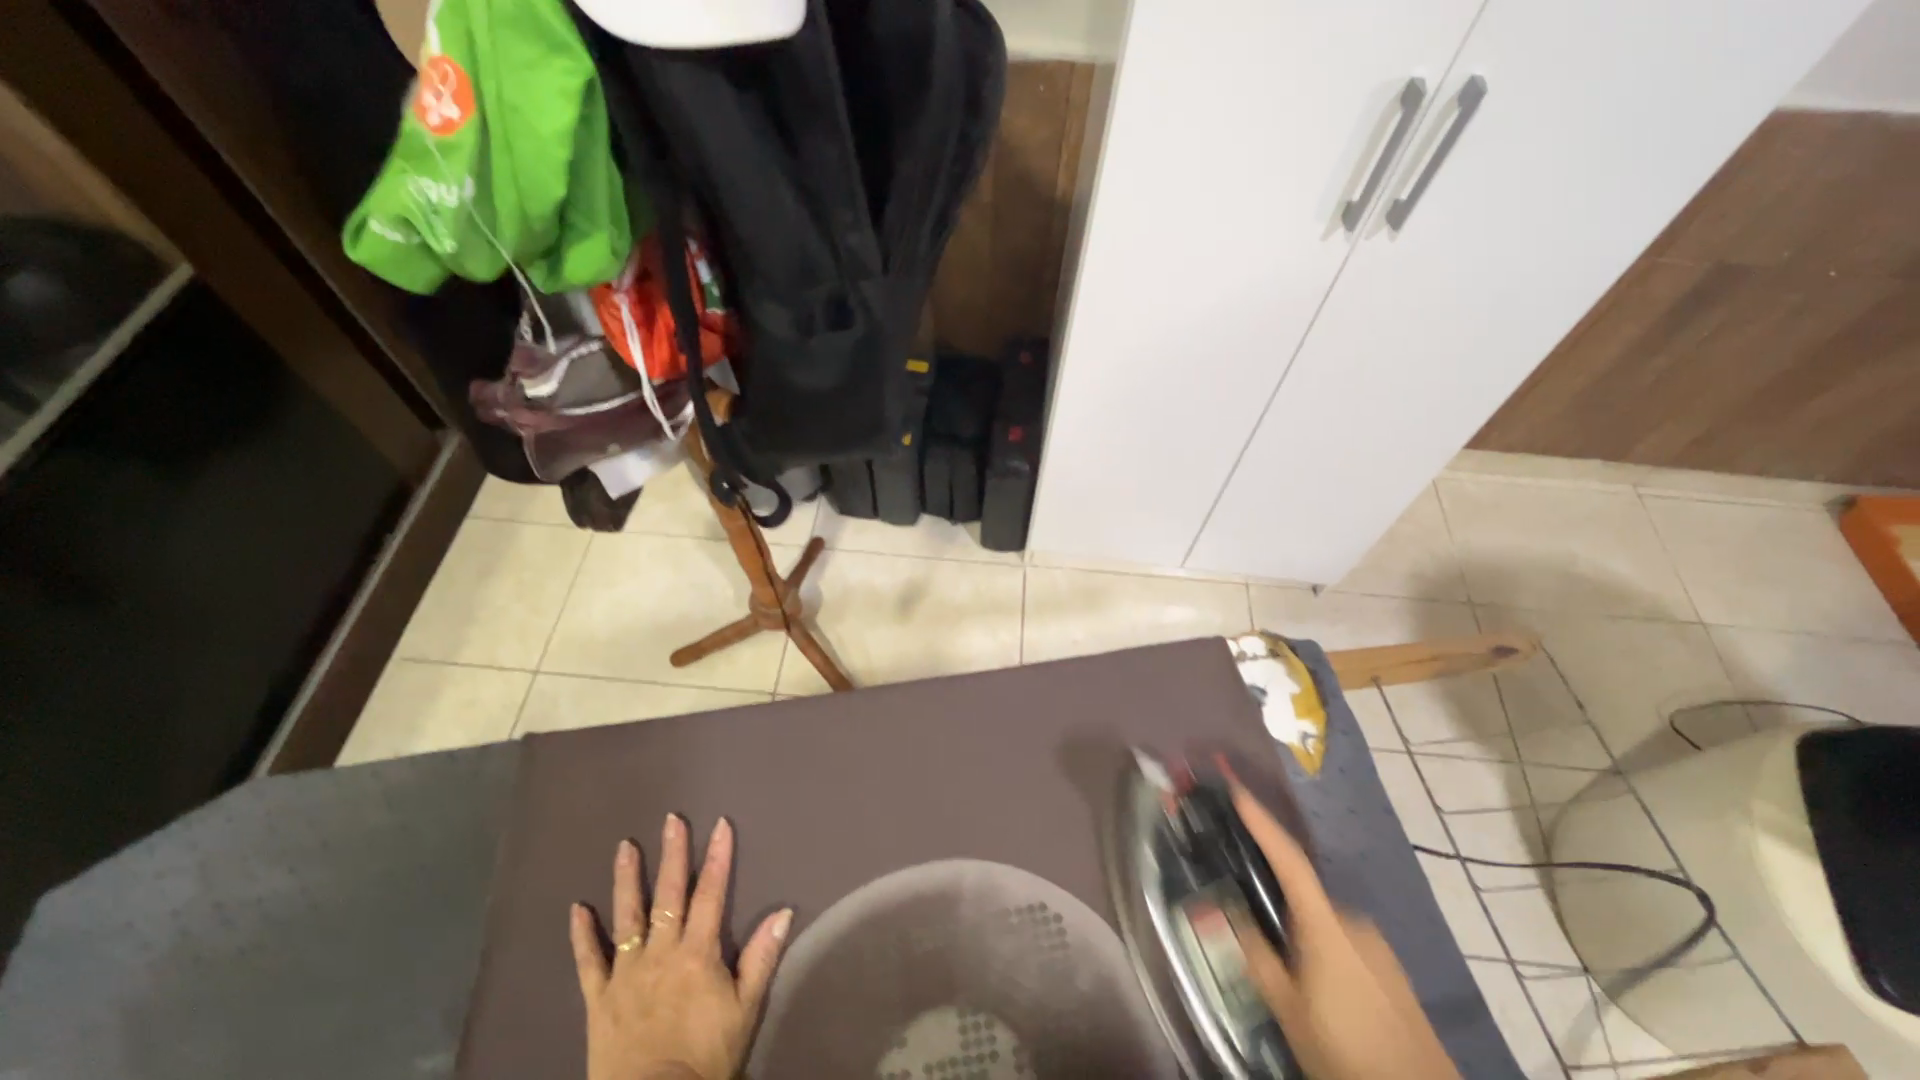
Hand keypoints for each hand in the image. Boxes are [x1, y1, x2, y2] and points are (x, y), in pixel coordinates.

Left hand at [569, 816, 793, 1079]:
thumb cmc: (706, 1056)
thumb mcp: (746, 1009)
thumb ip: (761, 958)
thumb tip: (784, 912)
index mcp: (698, 953)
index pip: (711, 895)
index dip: (717, 858)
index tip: (719, 825)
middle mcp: (660, 953)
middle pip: (668, 895)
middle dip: (673, 855)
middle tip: (671, 819)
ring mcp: (626, 972)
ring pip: (627, 917)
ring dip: (627, 880)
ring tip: (625, 846)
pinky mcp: (599, 997)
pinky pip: (588, 960)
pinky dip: (582, 934)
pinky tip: (577, 908)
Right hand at [1228, 781, 1460, 1079]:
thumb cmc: (1346, 1049)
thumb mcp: (1287, 1009)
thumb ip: (1255, 955)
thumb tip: (1219, 910)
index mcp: (1326, 926)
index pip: (1289, 860)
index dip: (1262, 823)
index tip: (1236, 792)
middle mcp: (1355, 923)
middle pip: (1302, 898)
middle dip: (1273, 904)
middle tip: (1243, 923)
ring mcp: (1377, 946)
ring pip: (1322, 926)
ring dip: (1298, 938)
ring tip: (1280, 975)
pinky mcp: (1389, 970)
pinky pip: (1343, 945)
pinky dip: (1321, 954)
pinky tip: (1315, 991)